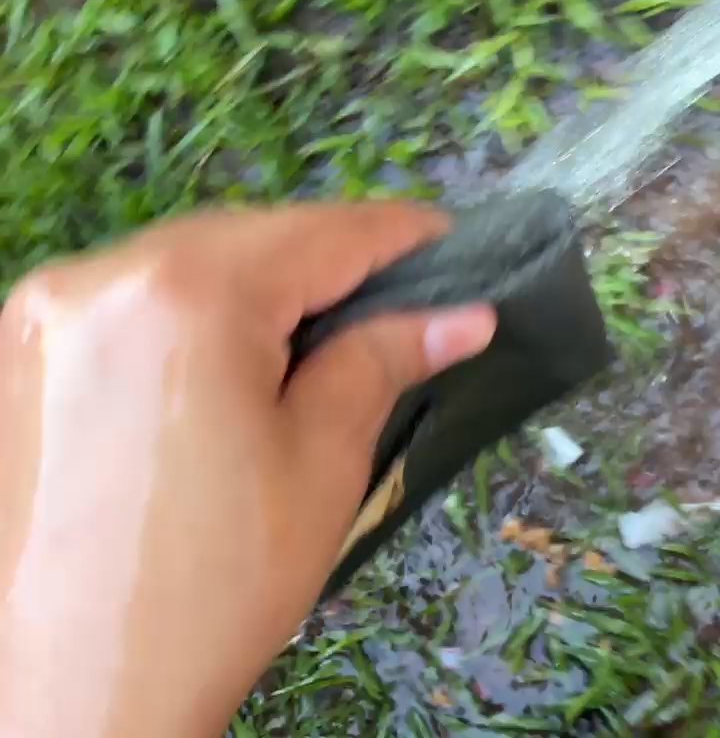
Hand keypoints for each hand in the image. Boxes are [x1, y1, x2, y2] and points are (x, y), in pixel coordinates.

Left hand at [0, 204, 496, 737]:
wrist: (51, 704)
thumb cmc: (215, 574)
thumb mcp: (327, 453)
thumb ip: (389, 356)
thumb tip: (470, 314)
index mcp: (184, 297)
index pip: (331, 232)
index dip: (412, 236)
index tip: (470, 251)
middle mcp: (95, 283)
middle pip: (260, 235)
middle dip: (345, 258)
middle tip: (417, 302)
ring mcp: (35, 320)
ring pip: (200, 259)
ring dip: (281, 279)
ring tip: (344, 329)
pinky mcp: (12, 361)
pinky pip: (145, 297)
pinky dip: (217, 305)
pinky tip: (254, 353)